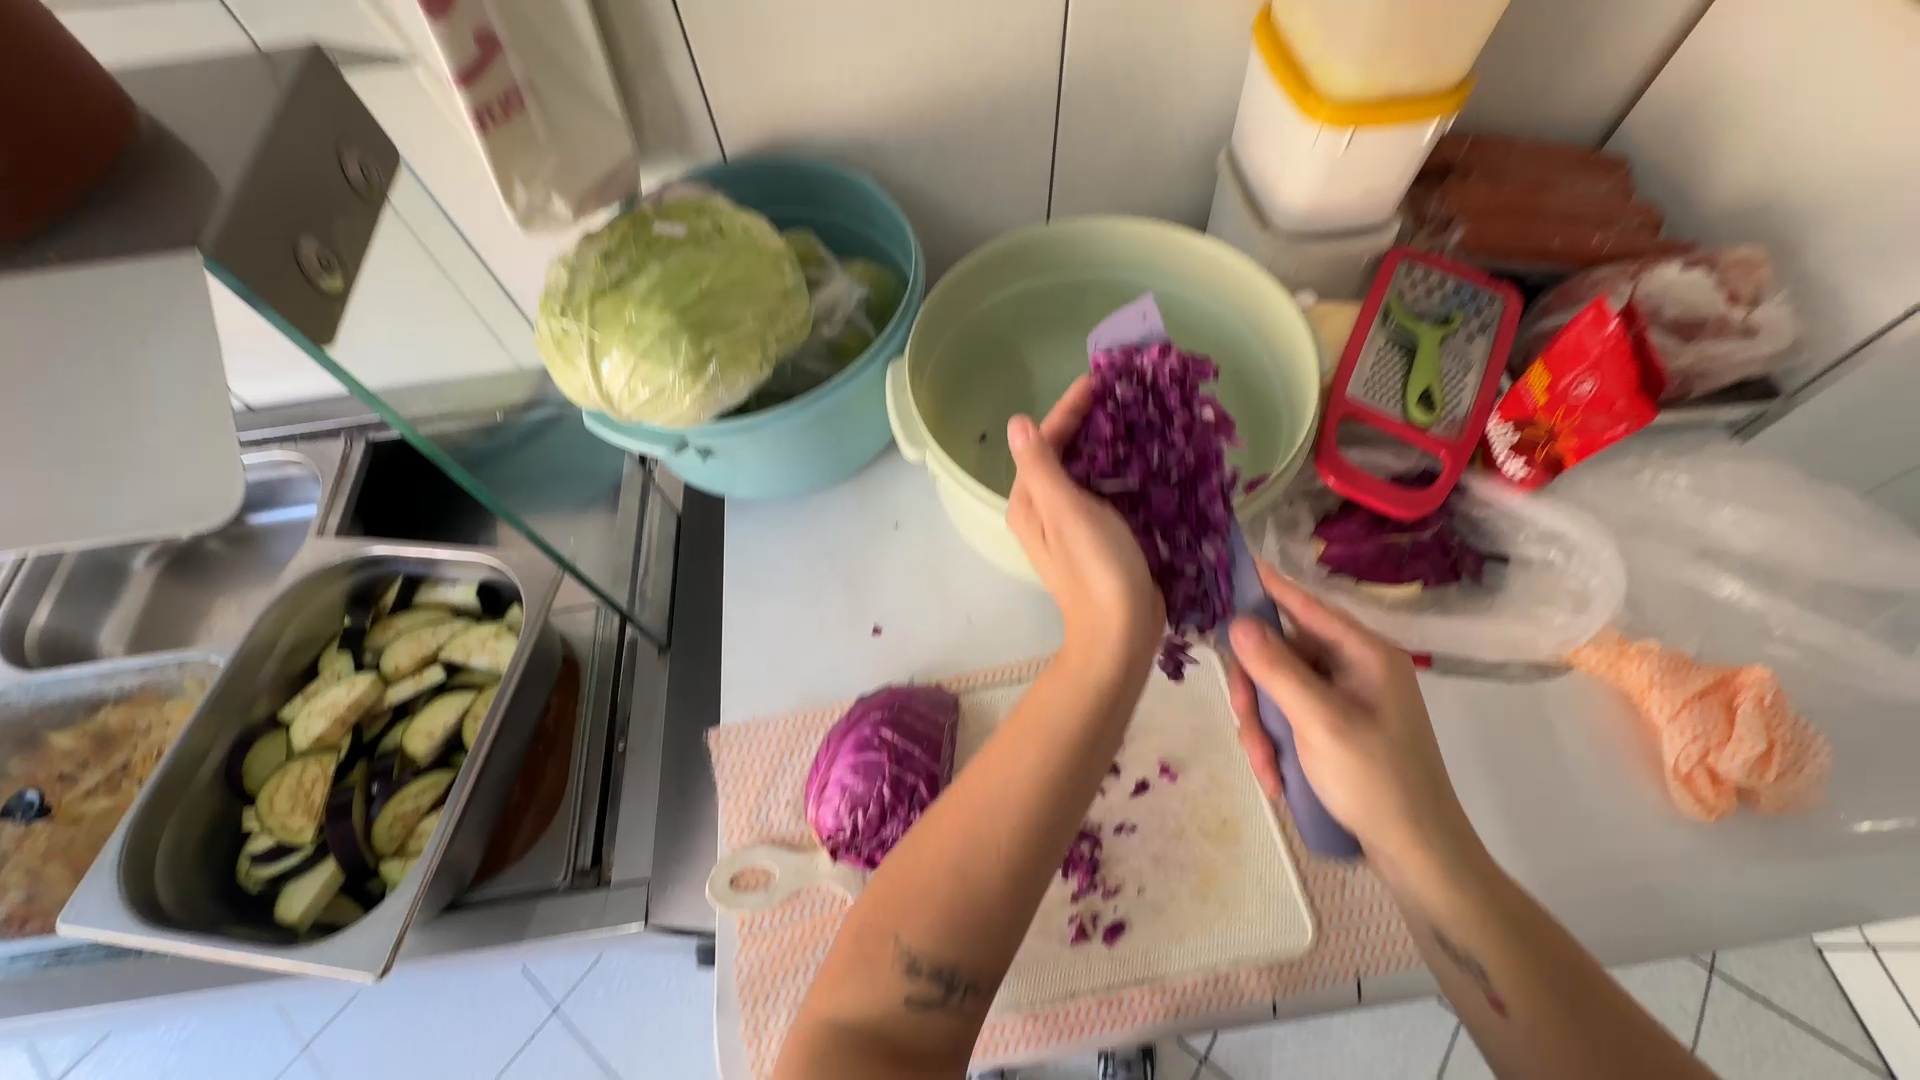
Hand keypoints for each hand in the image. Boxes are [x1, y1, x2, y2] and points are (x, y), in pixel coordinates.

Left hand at [1007, 376, 1164, 679]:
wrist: (1122, 632)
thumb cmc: (1094, 568)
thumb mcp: (1066, 511)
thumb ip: (1042, 466)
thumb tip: (1016, 423)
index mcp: (1030, 503)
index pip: (1044, 442)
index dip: (1068, 409)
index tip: (1098, 380)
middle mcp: (1046, 511)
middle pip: (1065, 454)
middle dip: (1090, 423)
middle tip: (1124, 395)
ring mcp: (1073, 526)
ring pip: (1088, 472)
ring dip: (1109, 445)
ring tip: (1139, 416)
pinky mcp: (1102, 537)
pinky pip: (1108, 493)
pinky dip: (1123, 472)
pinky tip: (1147, 458)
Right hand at [1225, 560, 1484, 888]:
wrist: (1417, 854)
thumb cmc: (1375, 779)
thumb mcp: (1318, 721)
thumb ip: (1276, 668)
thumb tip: (1236, 621)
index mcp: (1364, 654)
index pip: (1305, 605)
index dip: (1267, 588)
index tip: (1231, 567)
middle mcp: (1354, 669)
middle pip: (1280, 655)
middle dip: (1256, 693)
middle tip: (1246, 723)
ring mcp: (1345, 700)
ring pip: (1277, 691)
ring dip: (1262, 728)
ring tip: (1267, 768)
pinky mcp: (1335, 729)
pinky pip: (1288, 719)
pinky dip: (1276, 745)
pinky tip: (1276, 778)